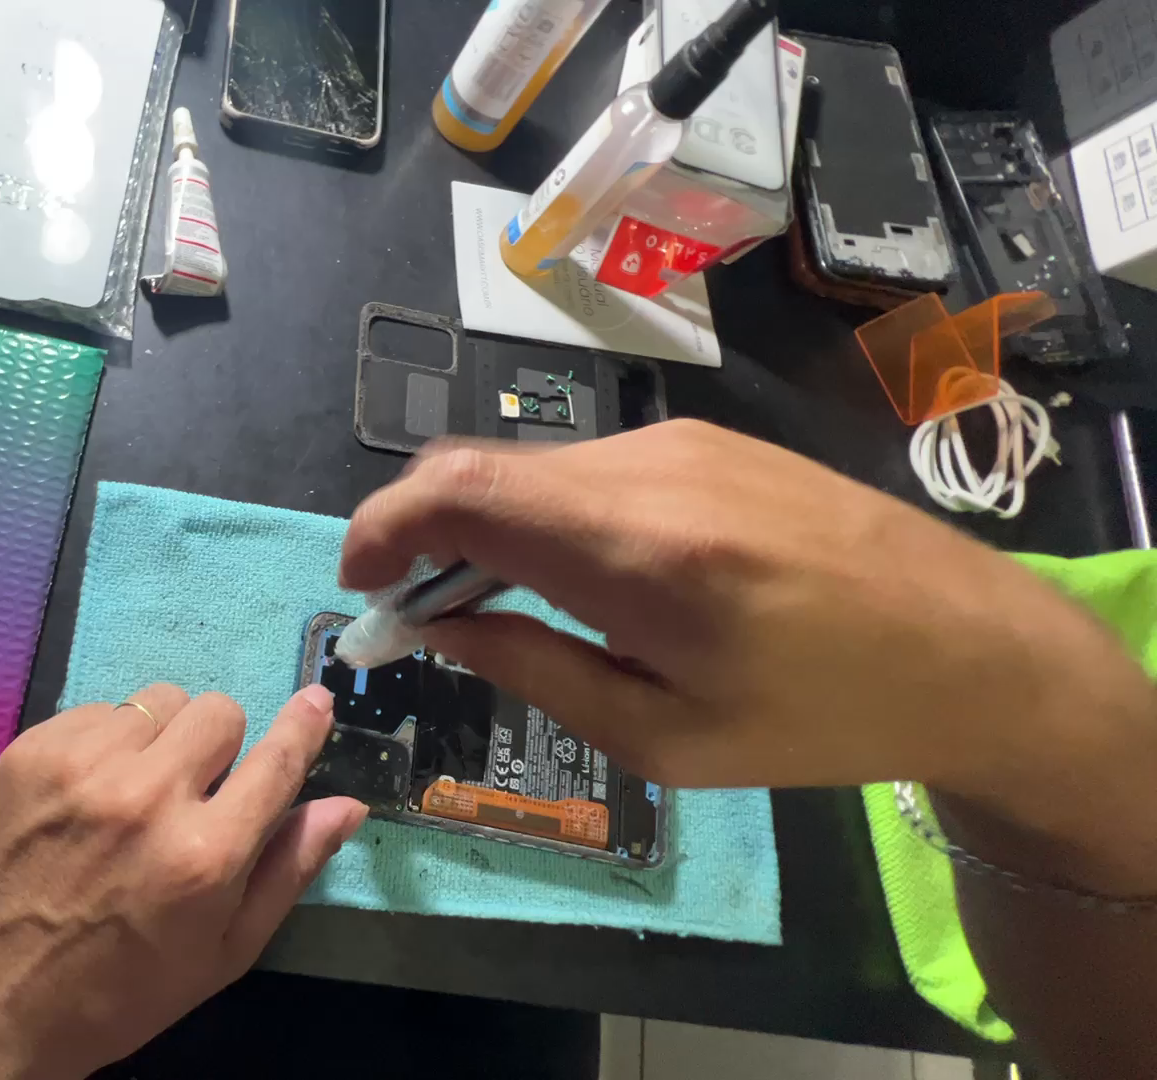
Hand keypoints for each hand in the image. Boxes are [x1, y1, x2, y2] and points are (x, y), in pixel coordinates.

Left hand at [0, 684, 367, 1079]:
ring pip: (158, 700)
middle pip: (217, 710)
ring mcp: (81, 766)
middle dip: (218, 745)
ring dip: (161, 738)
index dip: (304, 725)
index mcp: (203, 855)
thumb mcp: (226, 948)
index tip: (317, 698)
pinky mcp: (31, 750)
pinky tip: (88, 790)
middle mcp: (145, 797)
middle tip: (193, 789)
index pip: (276, 762)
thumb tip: (348, 804)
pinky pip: (100, 708)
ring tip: (134, 789)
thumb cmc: (128, 985)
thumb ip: (291, 867)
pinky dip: (107, 740)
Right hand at [340, 421, 1156, 890]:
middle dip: (412, 528)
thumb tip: (435, 625)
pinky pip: (569, 469)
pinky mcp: (693, 442)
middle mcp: (644, 472)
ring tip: (478, 592)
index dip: (383, 526)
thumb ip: (527, 668)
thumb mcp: (656, 734)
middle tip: (406, 600)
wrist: (986, 652)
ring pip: (518, 467)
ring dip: (468, 523)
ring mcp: (671, 445)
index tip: (361, 581)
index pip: (460, 494)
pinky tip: (551, 565)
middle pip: (473, 467)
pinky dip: (523, 511)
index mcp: (636, 552)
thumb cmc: (816, 719)